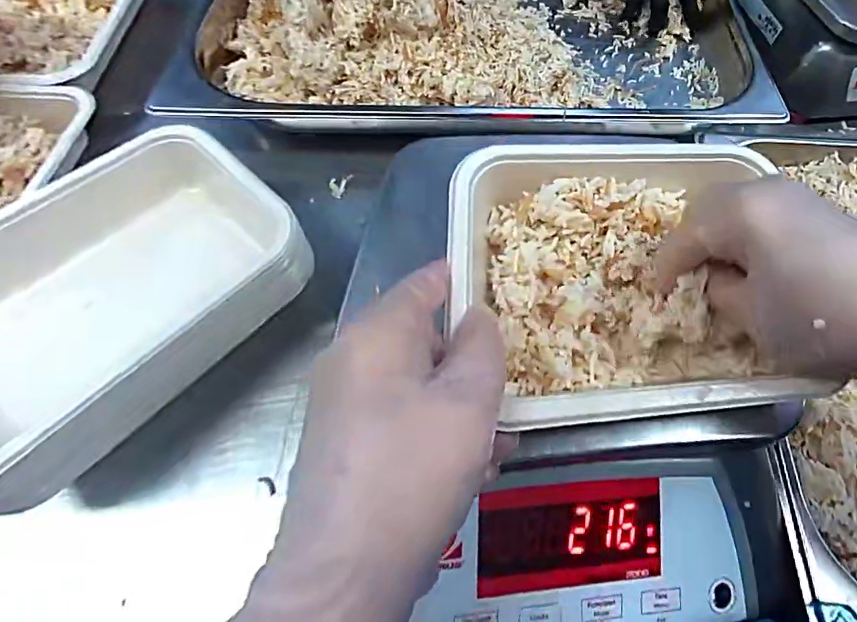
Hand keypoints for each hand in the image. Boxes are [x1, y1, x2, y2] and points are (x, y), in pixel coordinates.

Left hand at [239, 262, 511, 621]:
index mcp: (376, 336)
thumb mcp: (470, 397)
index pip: (429, 280)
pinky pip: (407, 419)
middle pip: (429, 336)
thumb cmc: (412, 472)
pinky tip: (476, 466)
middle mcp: (353, 364)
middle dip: (475, 356)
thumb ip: (482, 342)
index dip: (472, 275)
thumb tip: (477, 318)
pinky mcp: (351, 451)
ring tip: (502, 435)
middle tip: (514, 375)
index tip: (511, 282)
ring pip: (424, 384)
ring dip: (466, 402)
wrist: (342, 582)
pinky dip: (442, 431)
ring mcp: (347, 410)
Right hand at [652, 179, 856, 461]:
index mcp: (741, 209)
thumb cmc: (822, 316)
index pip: (684, 235)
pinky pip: (767, 217)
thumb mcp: (755, 318)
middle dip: (692, 246)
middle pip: (709, 210)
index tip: (654, 297)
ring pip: (739, 210)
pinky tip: (762, 272)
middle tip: (689, 286)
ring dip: (723, 240)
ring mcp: (797, 196)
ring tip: (724, 281)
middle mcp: (765, 189)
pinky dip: (752, 239)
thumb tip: (716, 284)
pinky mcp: (821, 211)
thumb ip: (721, 294)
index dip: (664, 269)